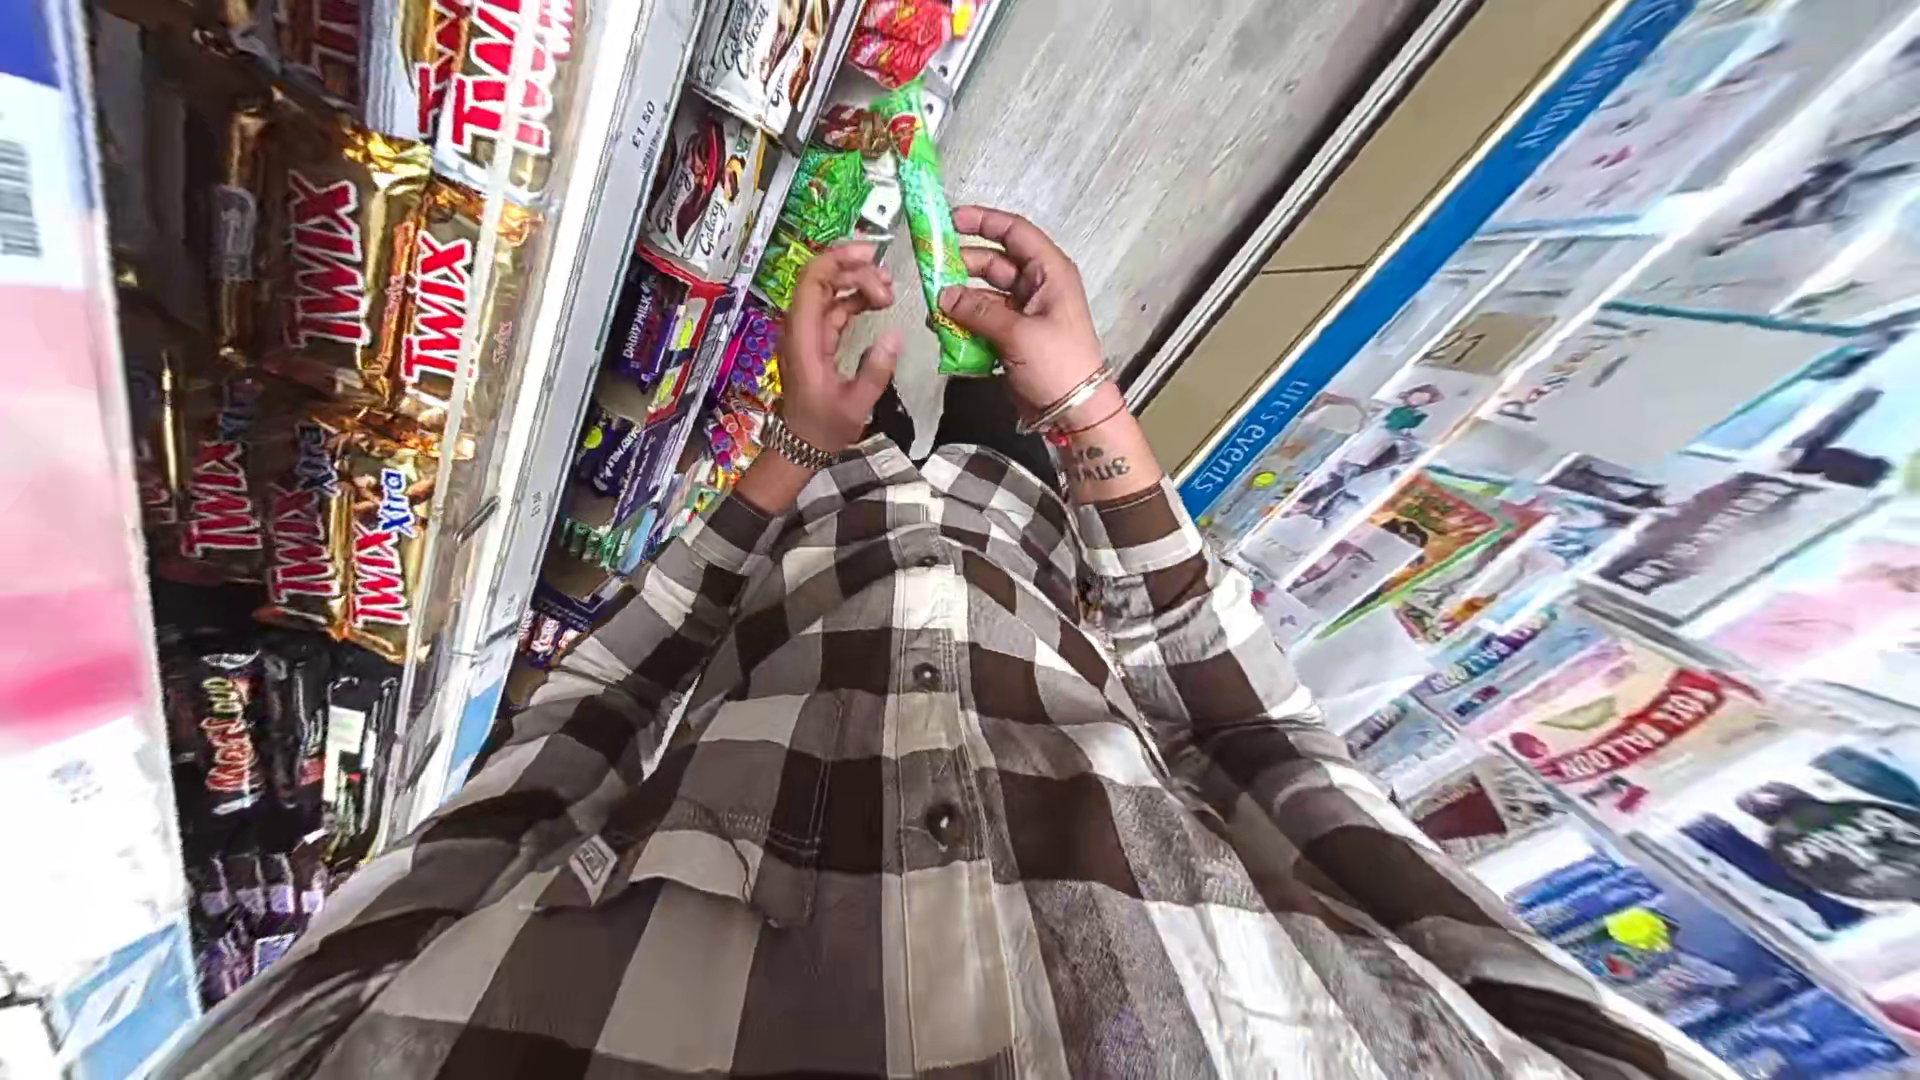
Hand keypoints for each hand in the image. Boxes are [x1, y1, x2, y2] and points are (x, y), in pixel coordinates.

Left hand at [779, 243, 903, 454]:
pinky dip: (854, 300)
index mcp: (803, 338)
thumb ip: (876, 370)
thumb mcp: (856, 404)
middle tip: (887, 276)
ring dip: (856, 283)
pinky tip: (876, 302)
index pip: (812, 282)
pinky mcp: (816, 340)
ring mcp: (807, 333)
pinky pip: (833, 309)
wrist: (802, 444)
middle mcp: (800, 328)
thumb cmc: (824, 427)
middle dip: (852, 267)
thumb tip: (895, 336)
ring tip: (887, 288)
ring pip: (828, 292)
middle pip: (820, 279)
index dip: (838, 260)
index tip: (870, 256)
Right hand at [937, 206, 1103, 414]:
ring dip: (959, 300)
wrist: (1074, 412)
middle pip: (993, 264)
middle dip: (962, 266)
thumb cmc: (1058, 365)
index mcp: (1049, 273)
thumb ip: (978, 311)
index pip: (1014, 232)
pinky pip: (984, 323)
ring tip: (934, 306)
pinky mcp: (1013, 339)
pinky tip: (944, 329)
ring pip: (984, 296)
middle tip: (931, 271)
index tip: (950, 220)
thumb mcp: (1018, 334)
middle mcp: (1036, 288)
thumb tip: (944, 297)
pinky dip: (965, 325)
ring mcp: (1024, 314)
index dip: (983, 222)